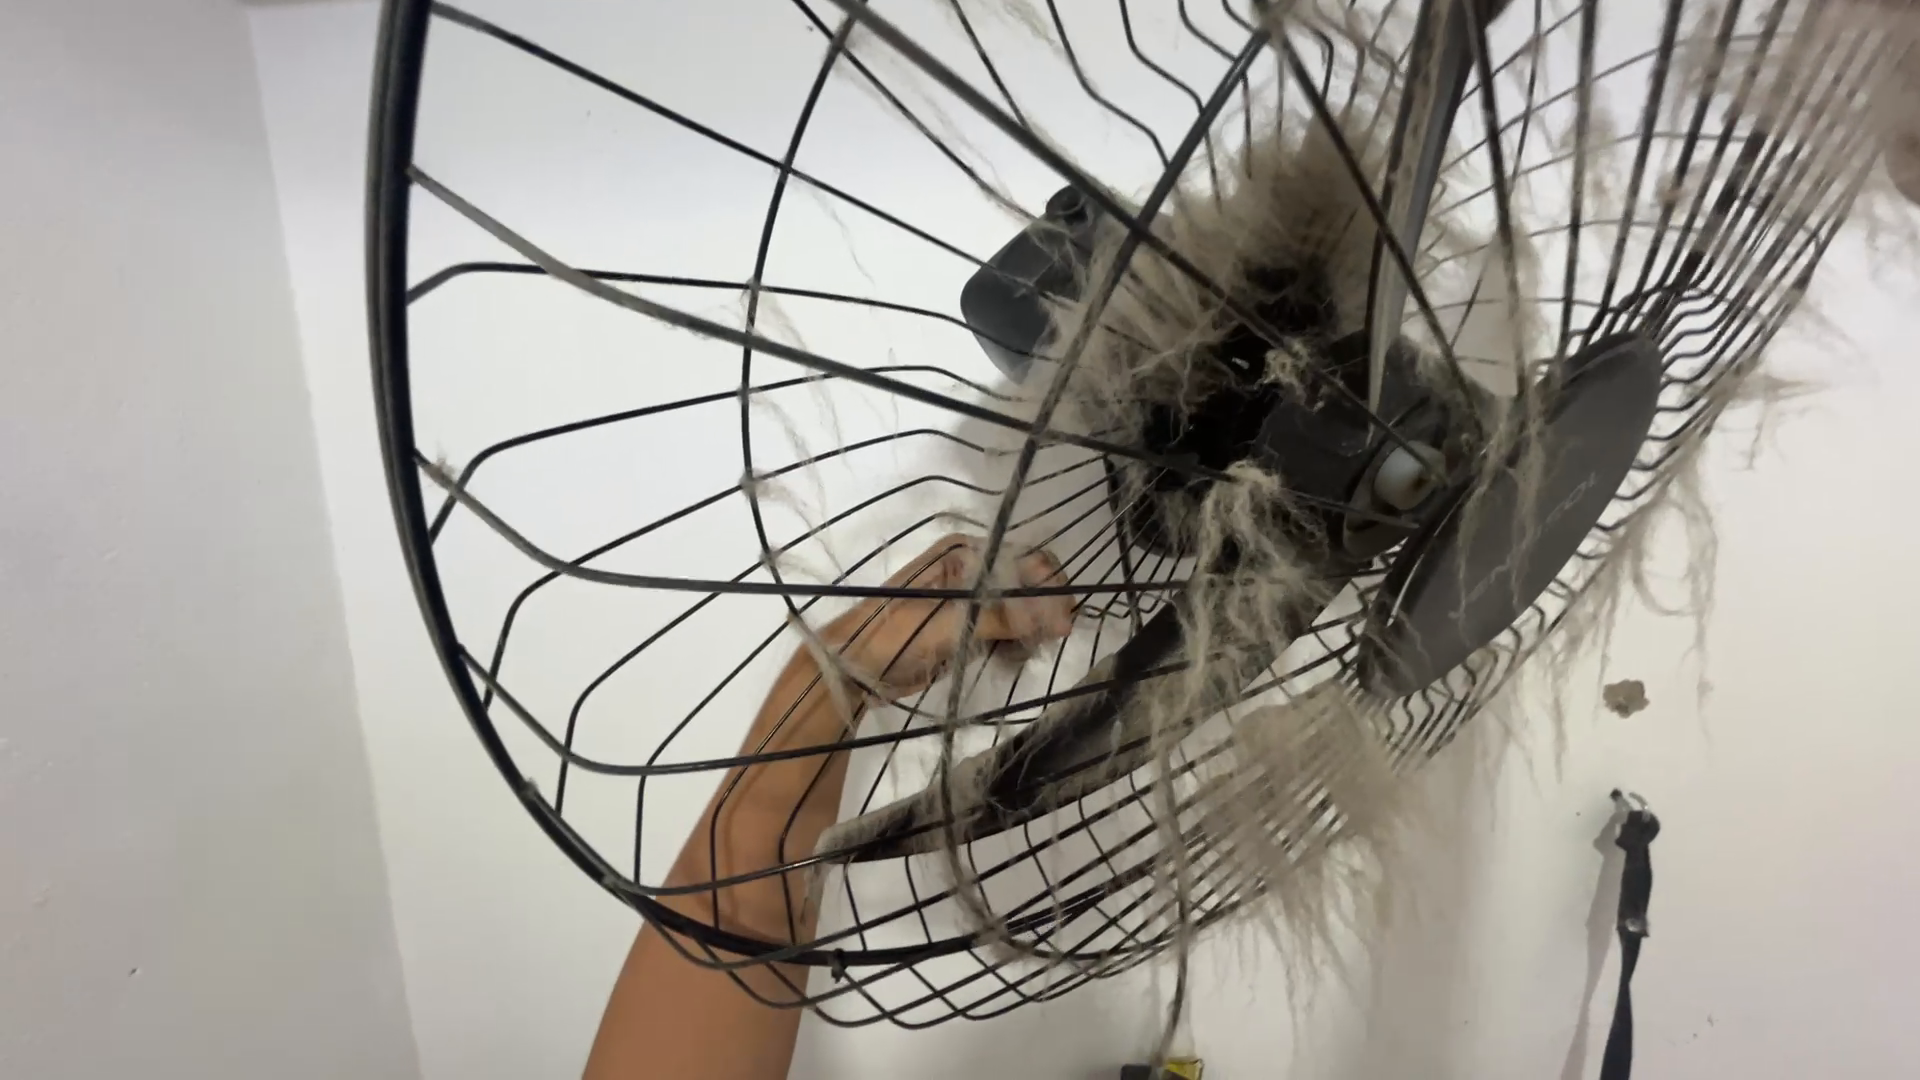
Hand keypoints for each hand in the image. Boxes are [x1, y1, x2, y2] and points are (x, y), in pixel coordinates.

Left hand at [820, 533, 1077, 701]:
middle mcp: (971, 569)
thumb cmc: (894, 635)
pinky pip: (1006, 631)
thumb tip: (1061, 619)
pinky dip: (1013, 645)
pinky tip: (1009, 660)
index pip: (1026, 560)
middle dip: (1042, 612)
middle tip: (1043, 643)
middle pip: (1028, 584)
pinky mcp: (967, 627)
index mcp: (964, 553)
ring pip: (1021, 610)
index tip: (1060, 625)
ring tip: (1018, 655)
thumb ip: (1005, 617)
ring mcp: (969, 599)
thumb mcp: (951, 622)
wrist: (853, 668)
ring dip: (1029, 632)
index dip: (1049, 589)